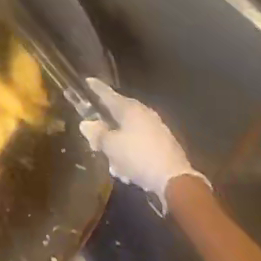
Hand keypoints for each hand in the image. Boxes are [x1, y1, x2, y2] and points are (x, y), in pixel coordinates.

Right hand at [79, 78, 204, 209]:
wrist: (174, 180)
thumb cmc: (138, 157)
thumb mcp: (111, 146)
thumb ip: (97, 134)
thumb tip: (86, 124)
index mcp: (130, 108)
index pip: (108, 94)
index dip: (96, 88)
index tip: (88, 80)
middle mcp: (144, 114)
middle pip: (119, 114)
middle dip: (106, 126)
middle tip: (95, 138)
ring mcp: (156, 129)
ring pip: (129, 133)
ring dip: (118, 146)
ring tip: (113, 164)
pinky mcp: (164, 146)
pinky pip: (140, 146)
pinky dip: (131, 154)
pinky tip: (128, 171)